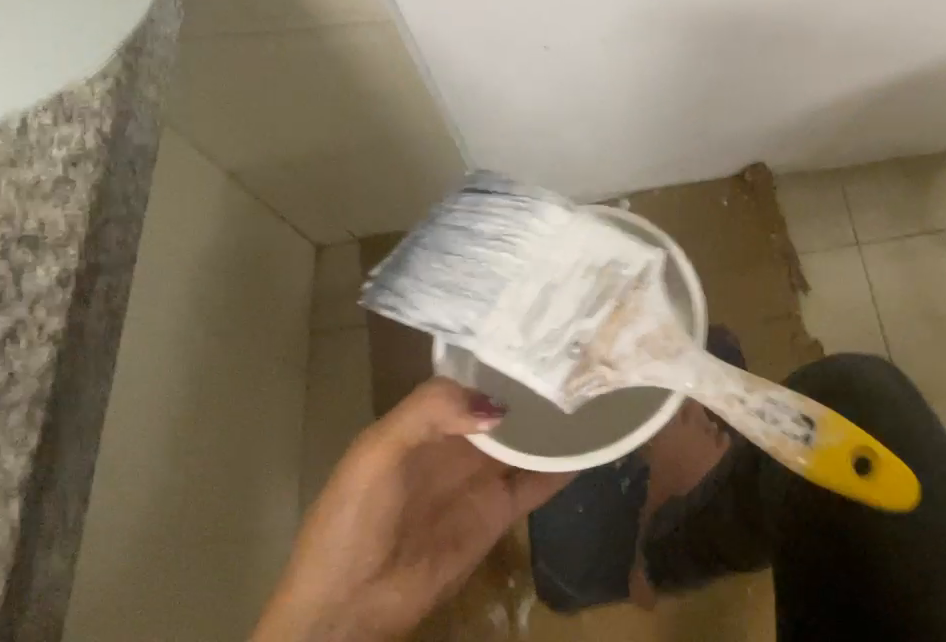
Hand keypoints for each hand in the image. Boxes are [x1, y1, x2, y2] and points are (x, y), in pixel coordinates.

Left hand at [252, 379, 571, 641]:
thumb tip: (499, 408)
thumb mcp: (377, 451)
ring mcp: (482, 479)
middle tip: (586, 360)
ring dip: (557, 423)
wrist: (348, 604)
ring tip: (598, 395)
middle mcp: (459, 444)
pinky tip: (593, 444)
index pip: (474, 381)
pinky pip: (539, 483)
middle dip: (538, 388)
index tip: (544, 341)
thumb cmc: (352, 519)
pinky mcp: (500, 514)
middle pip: (507, 408)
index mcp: (426, 422)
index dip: (504, 363)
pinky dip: (565, 465)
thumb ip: (430, 411)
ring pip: (529, 441)